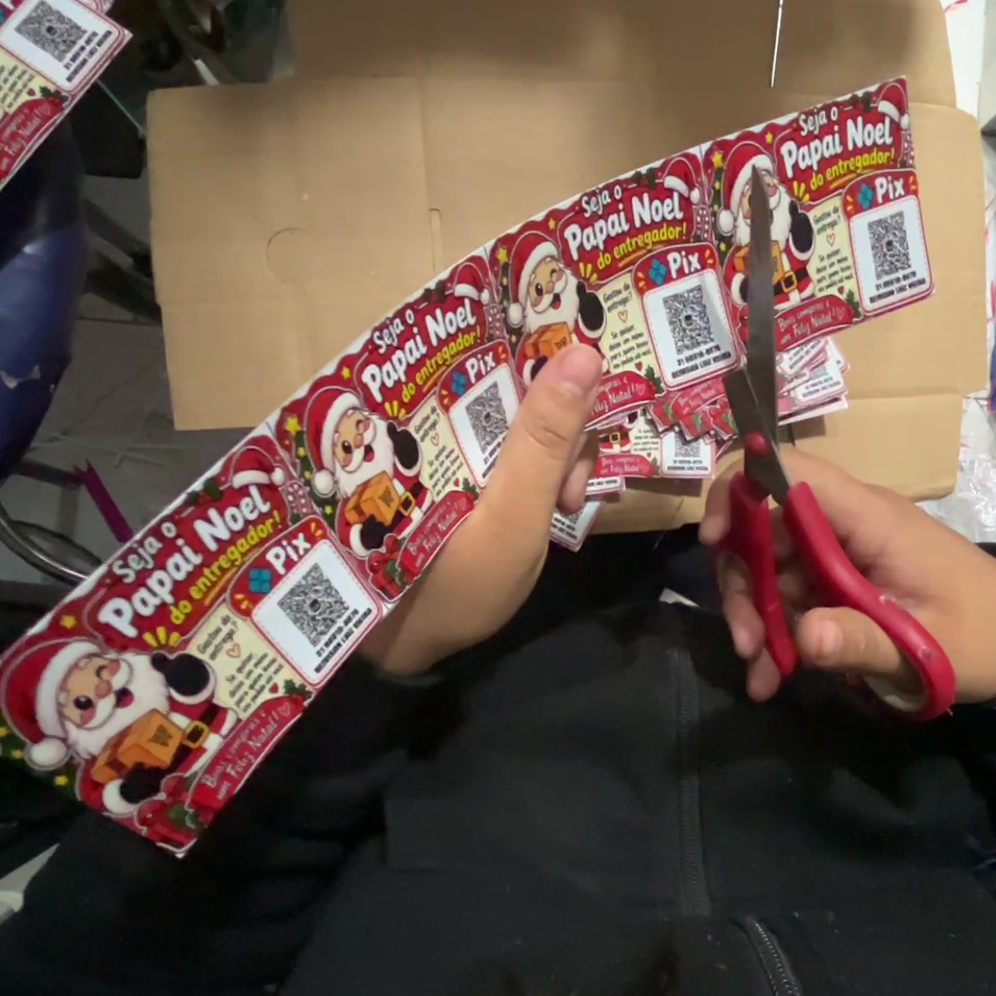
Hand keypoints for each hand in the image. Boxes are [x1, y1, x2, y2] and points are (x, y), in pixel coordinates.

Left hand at [358, 345, 601, 674]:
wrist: (404, 644)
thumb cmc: (457, 583)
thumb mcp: (514, 513)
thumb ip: (546, 441)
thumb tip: (582, 351)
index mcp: (441, 415)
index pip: (504, 353)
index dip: (558, 370)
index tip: (590, 416)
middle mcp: (443, 417)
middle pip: (525, 390)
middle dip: (564, 435)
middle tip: (568, 492)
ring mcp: (455, 447)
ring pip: (526, 423)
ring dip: (558, 461)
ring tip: (561, 507)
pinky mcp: (464, 473)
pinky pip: (515, 452)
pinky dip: (541, 474)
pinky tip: (553, 504)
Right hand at [699, 447, 995, 705]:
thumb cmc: (984, 635)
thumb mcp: (926, 648)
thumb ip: (863, 641)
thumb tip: (801, 637)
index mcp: (869, 518)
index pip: (793, 473)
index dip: (742, 489)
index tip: (714, 538)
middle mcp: (843, 526)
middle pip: (764, 529)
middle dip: (741, 583)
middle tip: (746, 643)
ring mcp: (836, 555)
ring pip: (766, 568)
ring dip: (753, 616)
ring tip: (761, 672)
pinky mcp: (835, 584)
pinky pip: (787, 597)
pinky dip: (775, 634)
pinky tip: (773, 677)